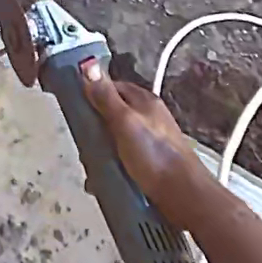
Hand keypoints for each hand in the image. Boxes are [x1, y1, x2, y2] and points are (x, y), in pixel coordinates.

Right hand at [81, 60, 213, 229]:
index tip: (76, 108)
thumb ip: (105, 97)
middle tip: (87, 146)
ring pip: (117, 140)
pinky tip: (106, 182)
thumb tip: (88, 65)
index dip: (93, 95)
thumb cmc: (156, 157)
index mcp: (144, 101)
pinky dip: (113, 168)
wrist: (185, 198)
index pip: (112, 87)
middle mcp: (149, 118)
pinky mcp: (152, 163)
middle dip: (96, 131)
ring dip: (103, 153)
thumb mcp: (124, 122)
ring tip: (95, 170)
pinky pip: (124, 160)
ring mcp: (151, 141)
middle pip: (112, 115)